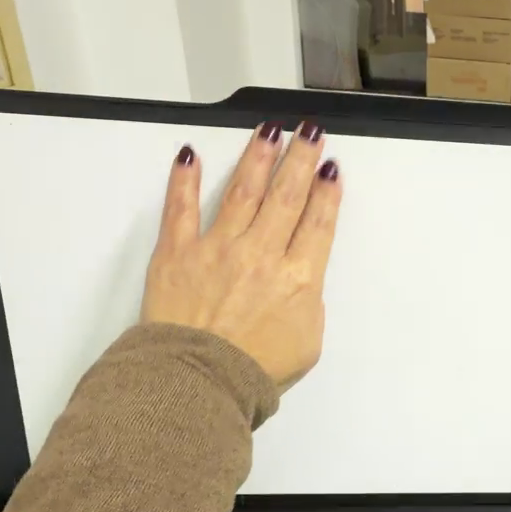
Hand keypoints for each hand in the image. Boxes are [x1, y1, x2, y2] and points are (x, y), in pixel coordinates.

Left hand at [142, 122, 342, 386]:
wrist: (201, 381)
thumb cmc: (259, 369)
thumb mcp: (308, 340)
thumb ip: (308, 300)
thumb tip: (298, 276)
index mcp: (299, 277)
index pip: (318, 223)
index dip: (327, 192)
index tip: (331, 167)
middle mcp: (262, 253)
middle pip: (287, 196)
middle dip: (301, 160)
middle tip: (310, 132)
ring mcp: (219, 248)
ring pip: (243, 192)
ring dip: (258, 157)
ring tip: (269, 130)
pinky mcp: (178, 252)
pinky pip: (182, 208)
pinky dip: (185, 180)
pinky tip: (191, 155)